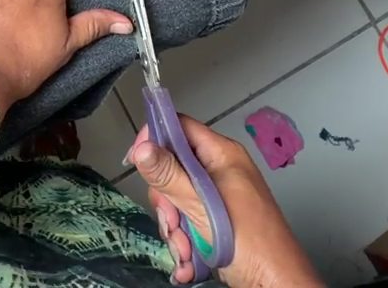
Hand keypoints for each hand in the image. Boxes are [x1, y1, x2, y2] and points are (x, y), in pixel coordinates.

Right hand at [130, 116, 323, 287]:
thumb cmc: (250, 245)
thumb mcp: (202, 208)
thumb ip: (169, 176)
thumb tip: (141, 147)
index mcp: (222, 155)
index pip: (179, 126)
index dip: (154, 138)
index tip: (137, 162)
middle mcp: (221, 170)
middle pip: (173, 166)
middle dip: (166, 201)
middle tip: (172, 223)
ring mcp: (221, 196)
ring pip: (178, 197)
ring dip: (175, 227)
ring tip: (184, 252)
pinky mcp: (219, 221)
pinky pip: (190, 218)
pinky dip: (185, 240)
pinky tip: (188, 262)